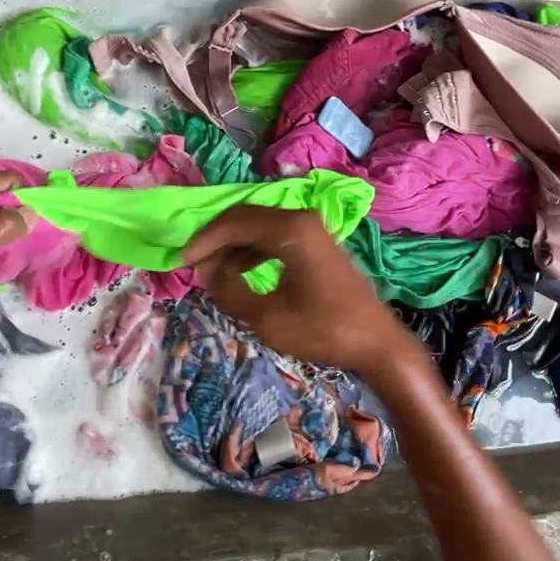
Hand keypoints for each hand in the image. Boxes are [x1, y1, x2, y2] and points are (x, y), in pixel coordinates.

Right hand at [182, 205, 420, 378]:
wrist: (377, 343)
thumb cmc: (324, 330)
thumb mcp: (267, 318)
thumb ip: (230, 291)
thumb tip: (208, 272)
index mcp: (291, 228)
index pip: (234, 221)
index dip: (204, 240)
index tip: (182, 261)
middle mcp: (300, 218)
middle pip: (245, 217)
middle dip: (216, 240)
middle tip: (193, 266)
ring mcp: (311, 228)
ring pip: (259, 226)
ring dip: (232, 246)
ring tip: (212, 273)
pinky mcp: (316, 243)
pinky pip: (274, 237)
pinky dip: (251, 251)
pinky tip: (239, 273)